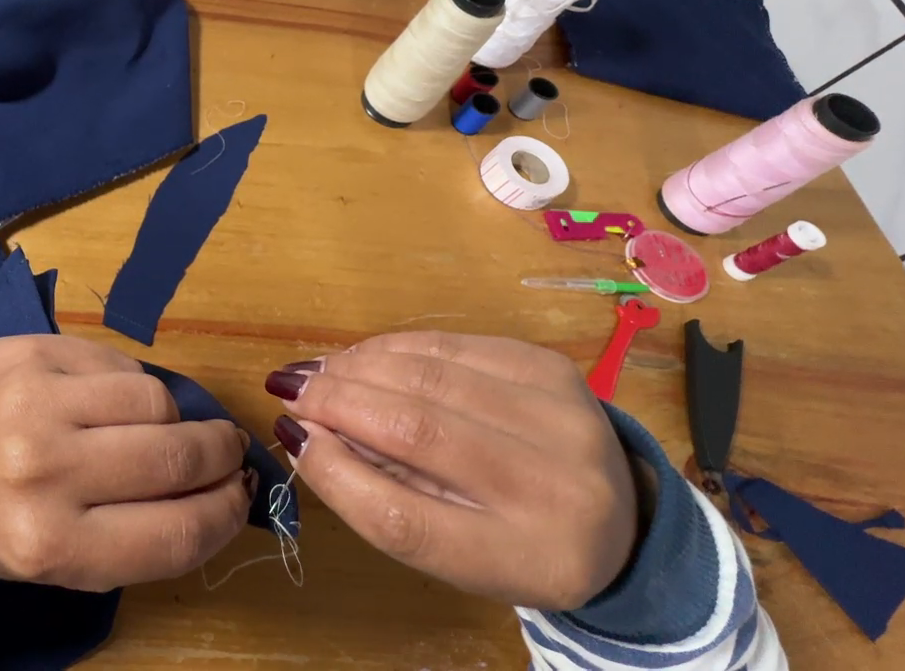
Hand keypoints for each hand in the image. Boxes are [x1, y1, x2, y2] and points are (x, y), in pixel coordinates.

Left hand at [0, 335, 252, 590]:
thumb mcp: (55, 558)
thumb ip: (135, 536)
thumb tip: (221, 491)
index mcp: (51, 544)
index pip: (175, 533)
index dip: (224, 514)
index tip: (239, 495)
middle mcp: (46, 472)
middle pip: (176, 459)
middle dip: (218, 455)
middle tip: (225, 451)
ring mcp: (39, 402)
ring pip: (155, 400)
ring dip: (174, 415)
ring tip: (160, 424)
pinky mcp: (35, 352)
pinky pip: (119, 362)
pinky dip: (133, 383)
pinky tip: (118, 398)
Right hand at [264, 331, 638, 609]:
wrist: (618, 518)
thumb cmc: (512, 542)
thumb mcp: (449, 551)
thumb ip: (375, 494)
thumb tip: (304, 428)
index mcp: (528, 560)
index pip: (404, 518)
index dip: (333, 472)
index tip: (289, 433)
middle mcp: (557, 488)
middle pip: (415, 430)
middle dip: (334, 401)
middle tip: (287, 390)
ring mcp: (563, 418)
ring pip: (427, 375)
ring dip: (354, 367)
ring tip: (314, 373)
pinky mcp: (552, 368)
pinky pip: (448, 345)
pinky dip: (391, 348)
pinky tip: (361, 358)